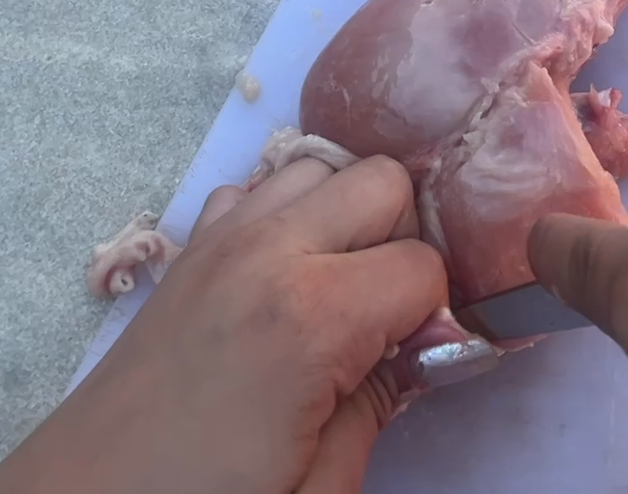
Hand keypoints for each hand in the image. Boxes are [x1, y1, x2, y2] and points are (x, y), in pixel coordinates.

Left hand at [0, 156, 447, 493]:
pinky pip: (257, 186)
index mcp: (315, 314)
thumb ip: (383, 396)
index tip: (419, 349)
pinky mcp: (192, 241)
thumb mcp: (319, 484)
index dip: (435, 311)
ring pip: (319, 166)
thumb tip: (430, 342)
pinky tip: (276, 271)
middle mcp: (273, 246)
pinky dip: (282, 211)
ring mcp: (225, 232)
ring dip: (342, 213)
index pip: (423, 266)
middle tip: (382, 307)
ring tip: (333, 280)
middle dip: (400, 237)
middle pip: (380, 180)